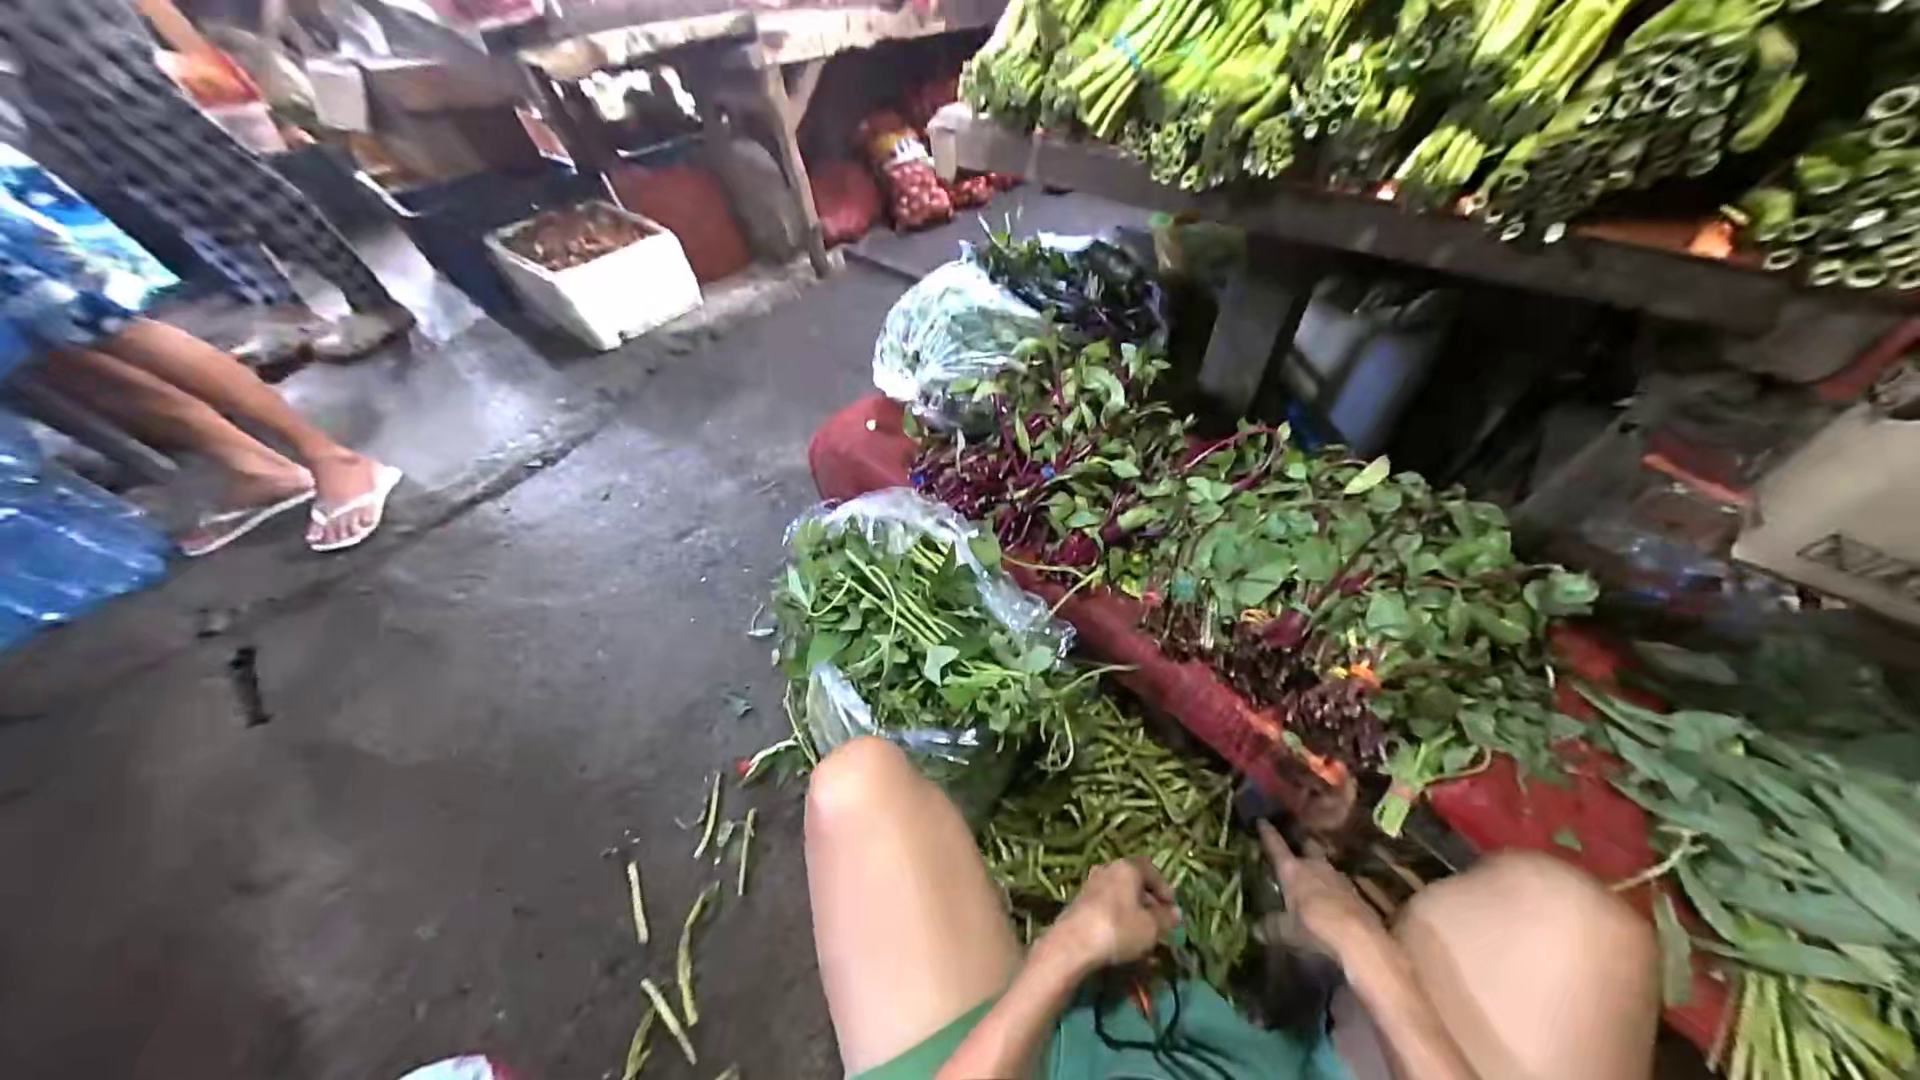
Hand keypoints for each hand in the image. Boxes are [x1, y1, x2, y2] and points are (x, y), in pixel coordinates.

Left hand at [1046, 857, 1180, 973]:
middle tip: (1159, 921)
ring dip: (1133, 908)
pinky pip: (1107, 902)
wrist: (1074, 942)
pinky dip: (1118, 914)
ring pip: (1120, 892)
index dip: (1165, 889)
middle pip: (1134, 880)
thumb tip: (1175, 912)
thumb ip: (1166, 918)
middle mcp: (1108, 868)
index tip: (1172, 910)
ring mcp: (1091, 882)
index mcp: (1127, 867)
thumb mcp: (1151, 927)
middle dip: (1149, 900)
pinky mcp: (1080, 899)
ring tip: (1143, 931)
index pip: (1151, 870)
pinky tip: (1122, 934)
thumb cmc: (1118, 929)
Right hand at [1257, 820, 1385, 958]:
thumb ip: (1271, 927)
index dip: (1267, 832)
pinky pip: (1340, 884)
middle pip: (1307, 846)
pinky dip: (1333, 888)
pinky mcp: (1356, 894)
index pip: (1275, 845)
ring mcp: (1338, 877)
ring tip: (1314, 877)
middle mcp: (1314, 865)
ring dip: (1319, 869)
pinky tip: (1332, 899)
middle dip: (1301, 845)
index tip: (1262, 821)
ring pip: (1325, 865)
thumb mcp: (1286, 931)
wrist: (1360, 938)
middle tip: (1295, 848)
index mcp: (1291, 869)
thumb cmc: (1313, 926)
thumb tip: (1255, 929)